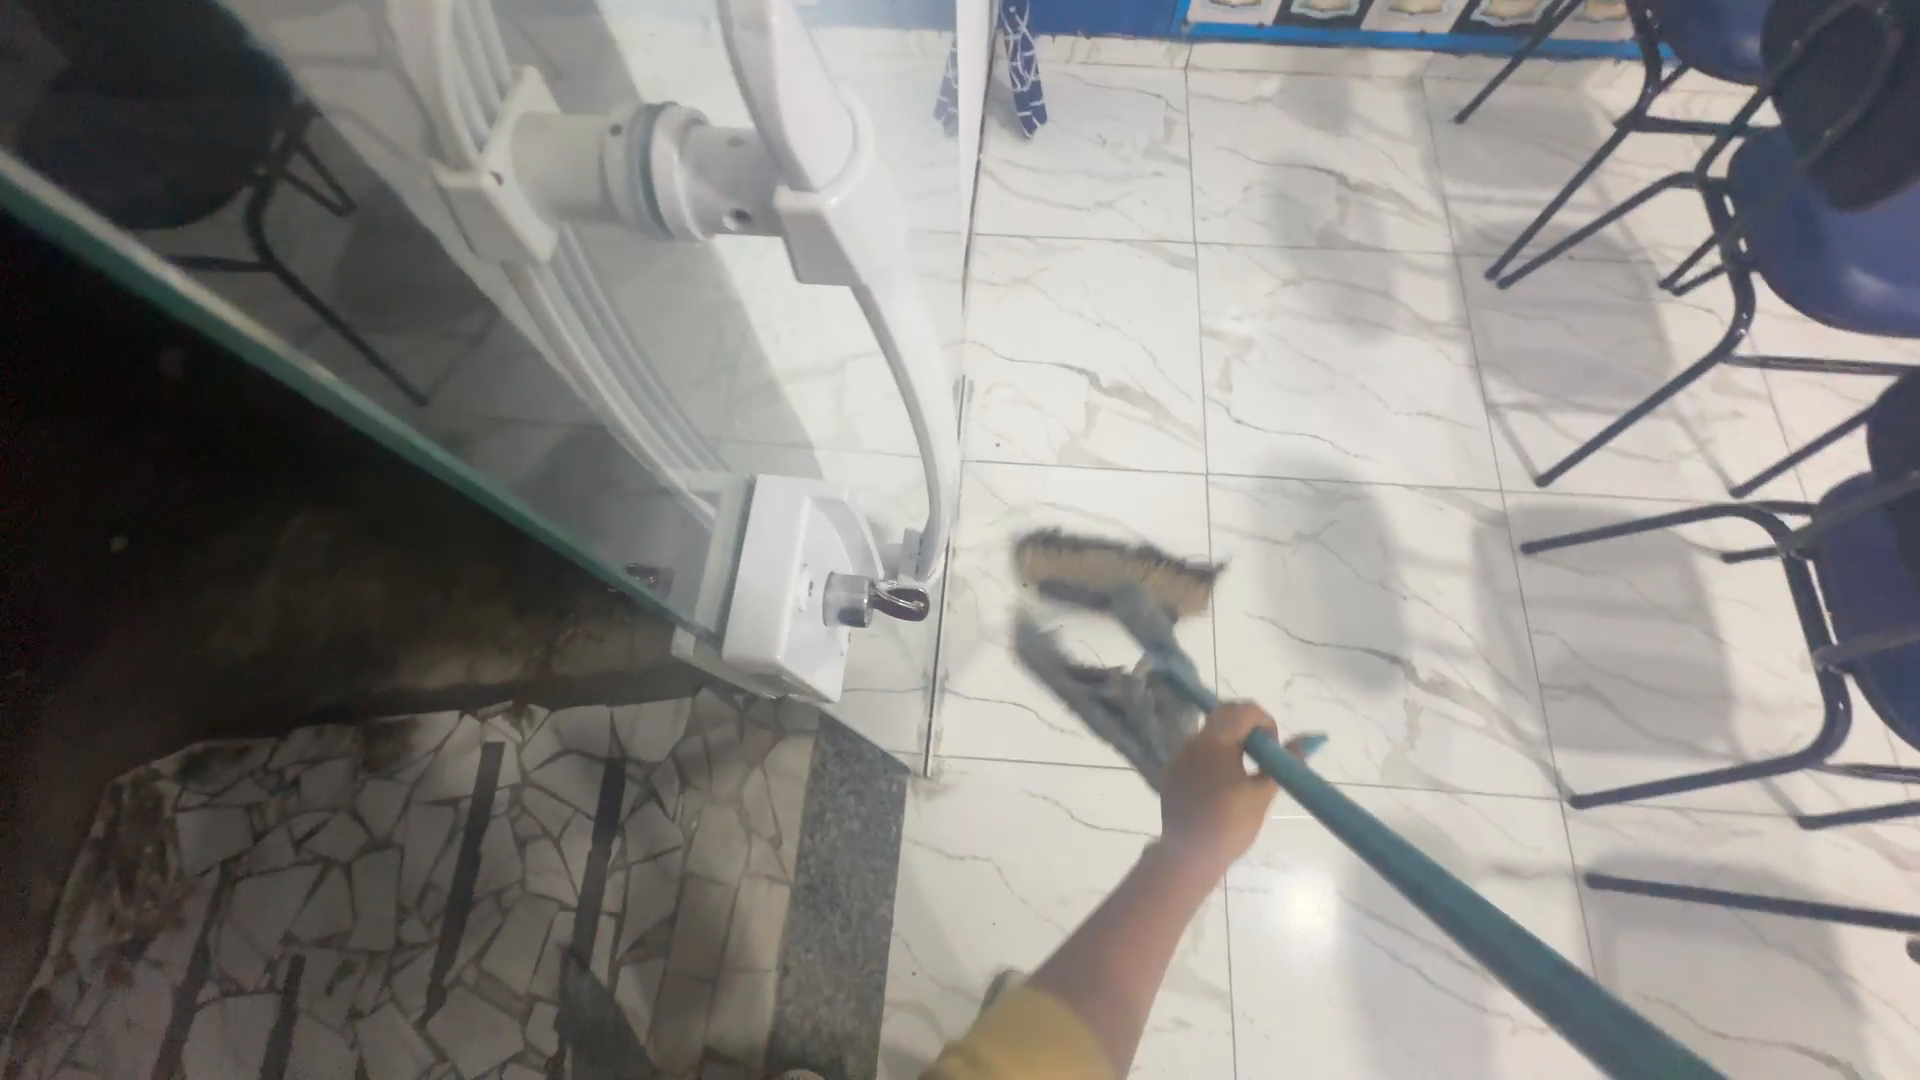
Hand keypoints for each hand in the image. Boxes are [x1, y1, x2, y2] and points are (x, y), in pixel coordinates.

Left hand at [1155, 702, 1301, 880]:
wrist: (1190, 853)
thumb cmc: (1231, 824)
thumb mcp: (1263, 793)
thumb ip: (1284, 763)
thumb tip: (1309, 741)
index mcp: (1216, 741)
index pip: (1244, 710)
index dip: (1265, 721)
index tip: (1273, 746)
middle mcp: (1194, 740)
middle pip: (1224, 715)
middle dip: (1247, 725)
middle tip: (1261, 753)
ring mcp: (1179, 754)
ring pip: (1208, 732)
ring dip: (1229, 740)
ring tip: (1243, 771)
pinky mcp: (1171, 770)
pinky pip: (1195, 751)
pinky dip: (1212, 755)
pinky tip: (1220, 784)